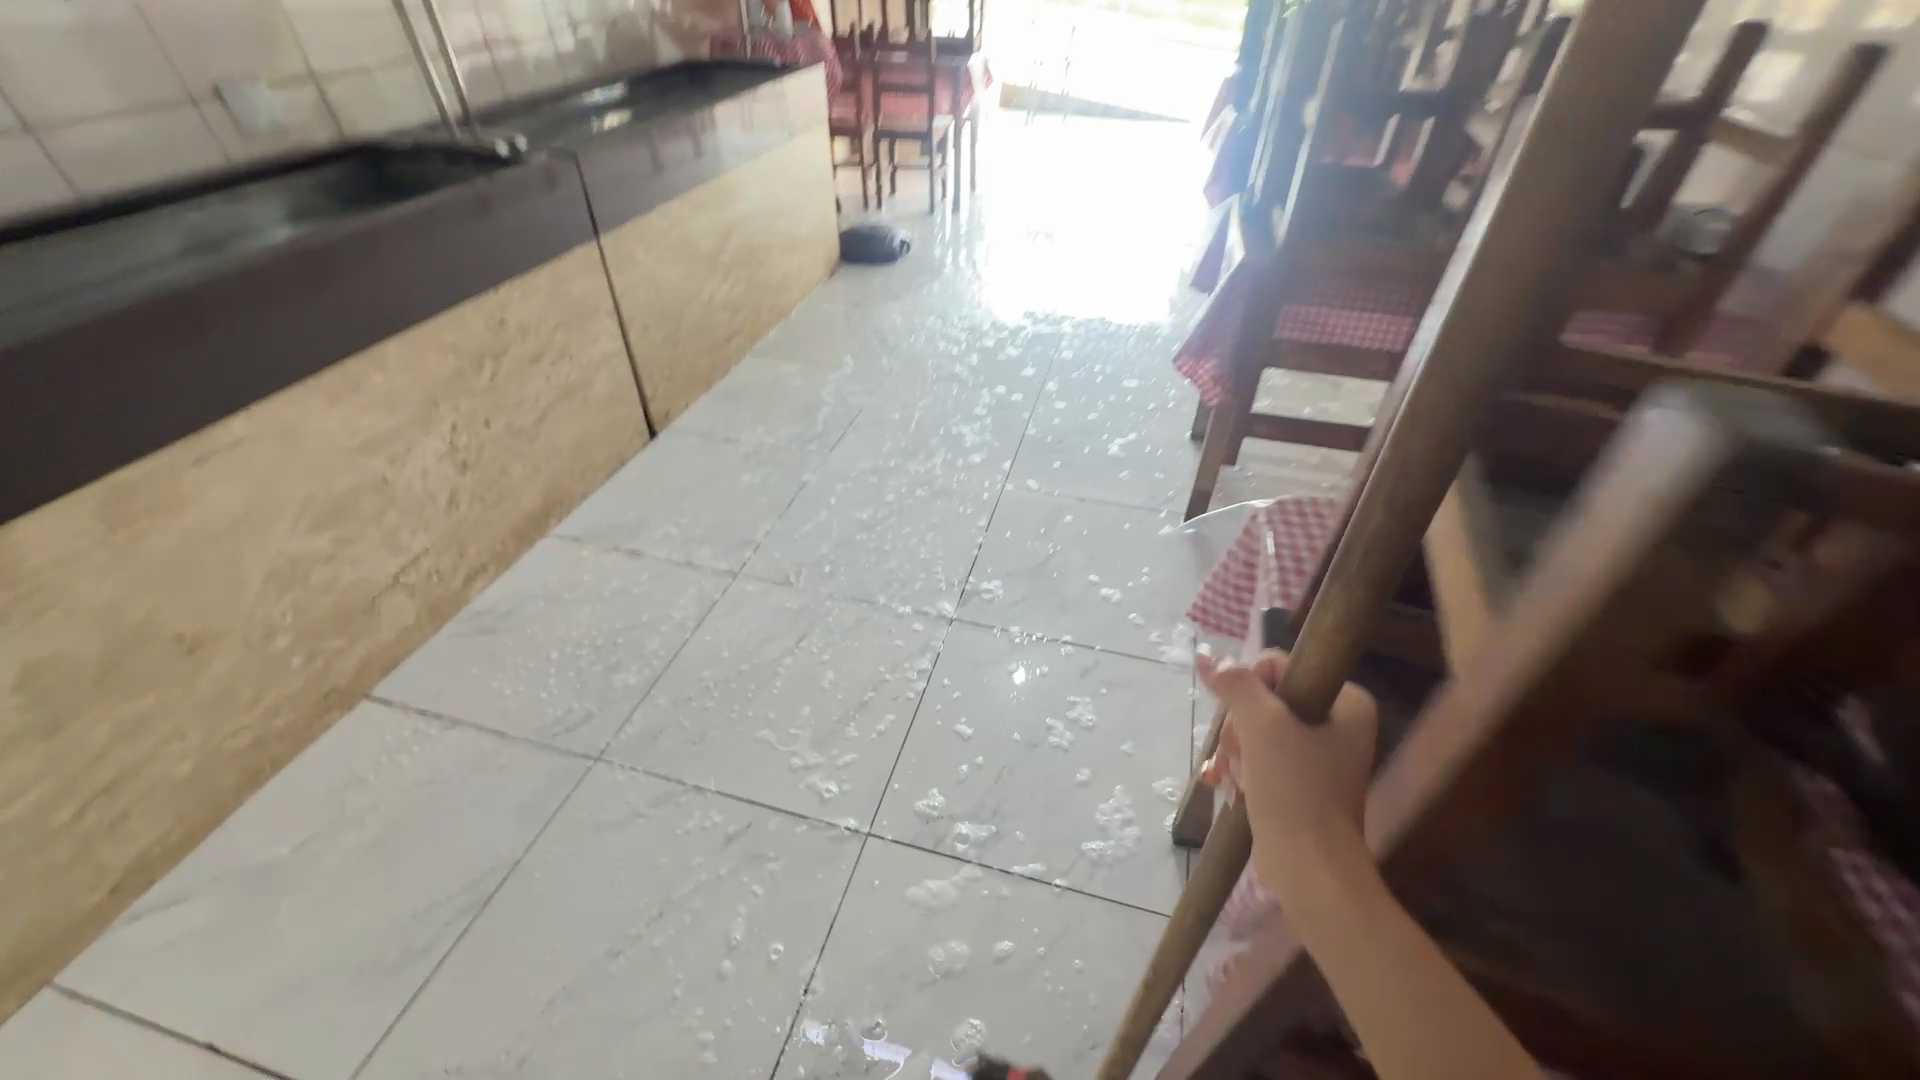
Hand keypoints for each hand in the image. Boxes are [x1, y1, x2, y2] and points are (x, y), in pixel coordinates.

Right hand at [1196, 650, 1378, 899]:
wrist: (1309, 867)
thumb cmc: (1294, 789)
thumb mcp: (1261, 726)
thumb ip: (1235, 684)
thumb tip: (1206, 655)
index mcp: (1347, 700)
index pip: (1279, 667)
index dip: (1251, 691)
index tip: (1248, 725)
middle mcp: (1339, 722)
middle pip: (1264, 699)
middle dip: (1239, 728)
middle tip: (1239, 755)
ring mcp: (1320, 754)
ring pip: (1256, 729)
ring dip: (1234, 751)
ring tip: (1230, 777)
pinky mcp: (1301, 781)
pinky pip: (1260, 756)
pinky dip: (1240, 768)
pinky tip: (1223, 784)